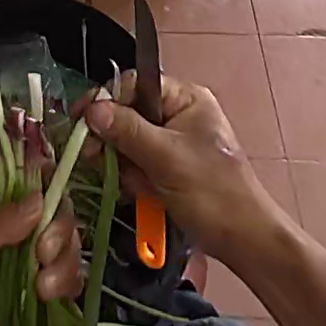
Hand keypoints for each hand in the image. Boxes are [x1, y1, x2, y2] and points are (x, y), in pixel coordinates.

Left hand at [0, 173, 84, 325]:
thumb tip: (39, 201)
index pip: (27, 173)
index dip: (46, 176)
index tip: (53, 193)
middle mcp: (17, 221)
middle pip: (56, 206)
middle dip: (59, 227)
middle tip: (43, 253)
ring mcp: (32, 254)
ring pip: (67, 239)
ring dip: (64, 258)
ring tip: (43, 286)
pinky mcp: (42, 285)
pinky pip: (69, 273)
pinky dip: (67, 281)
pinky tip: (47, 296)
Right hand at [85, 74, 293, 262]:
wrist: (244, 241)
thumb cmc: (212, 192)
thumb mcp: (165, 157)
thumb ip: (127, 130)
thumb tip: (92, 109)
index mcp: (184, 97)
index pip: (134, 84)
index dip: (106, 99)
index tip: (80, 120)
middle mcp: (177, 112)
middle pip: (128, 111)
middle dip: (113, 137)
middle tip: (96, 157)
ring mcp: (173, 141)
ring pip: (128, 140)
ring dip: (124, 162)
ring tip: (134, 183)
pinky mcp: (168, 166)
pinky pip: (137, 162)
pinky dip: (134, 177)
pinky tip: (141, 192)